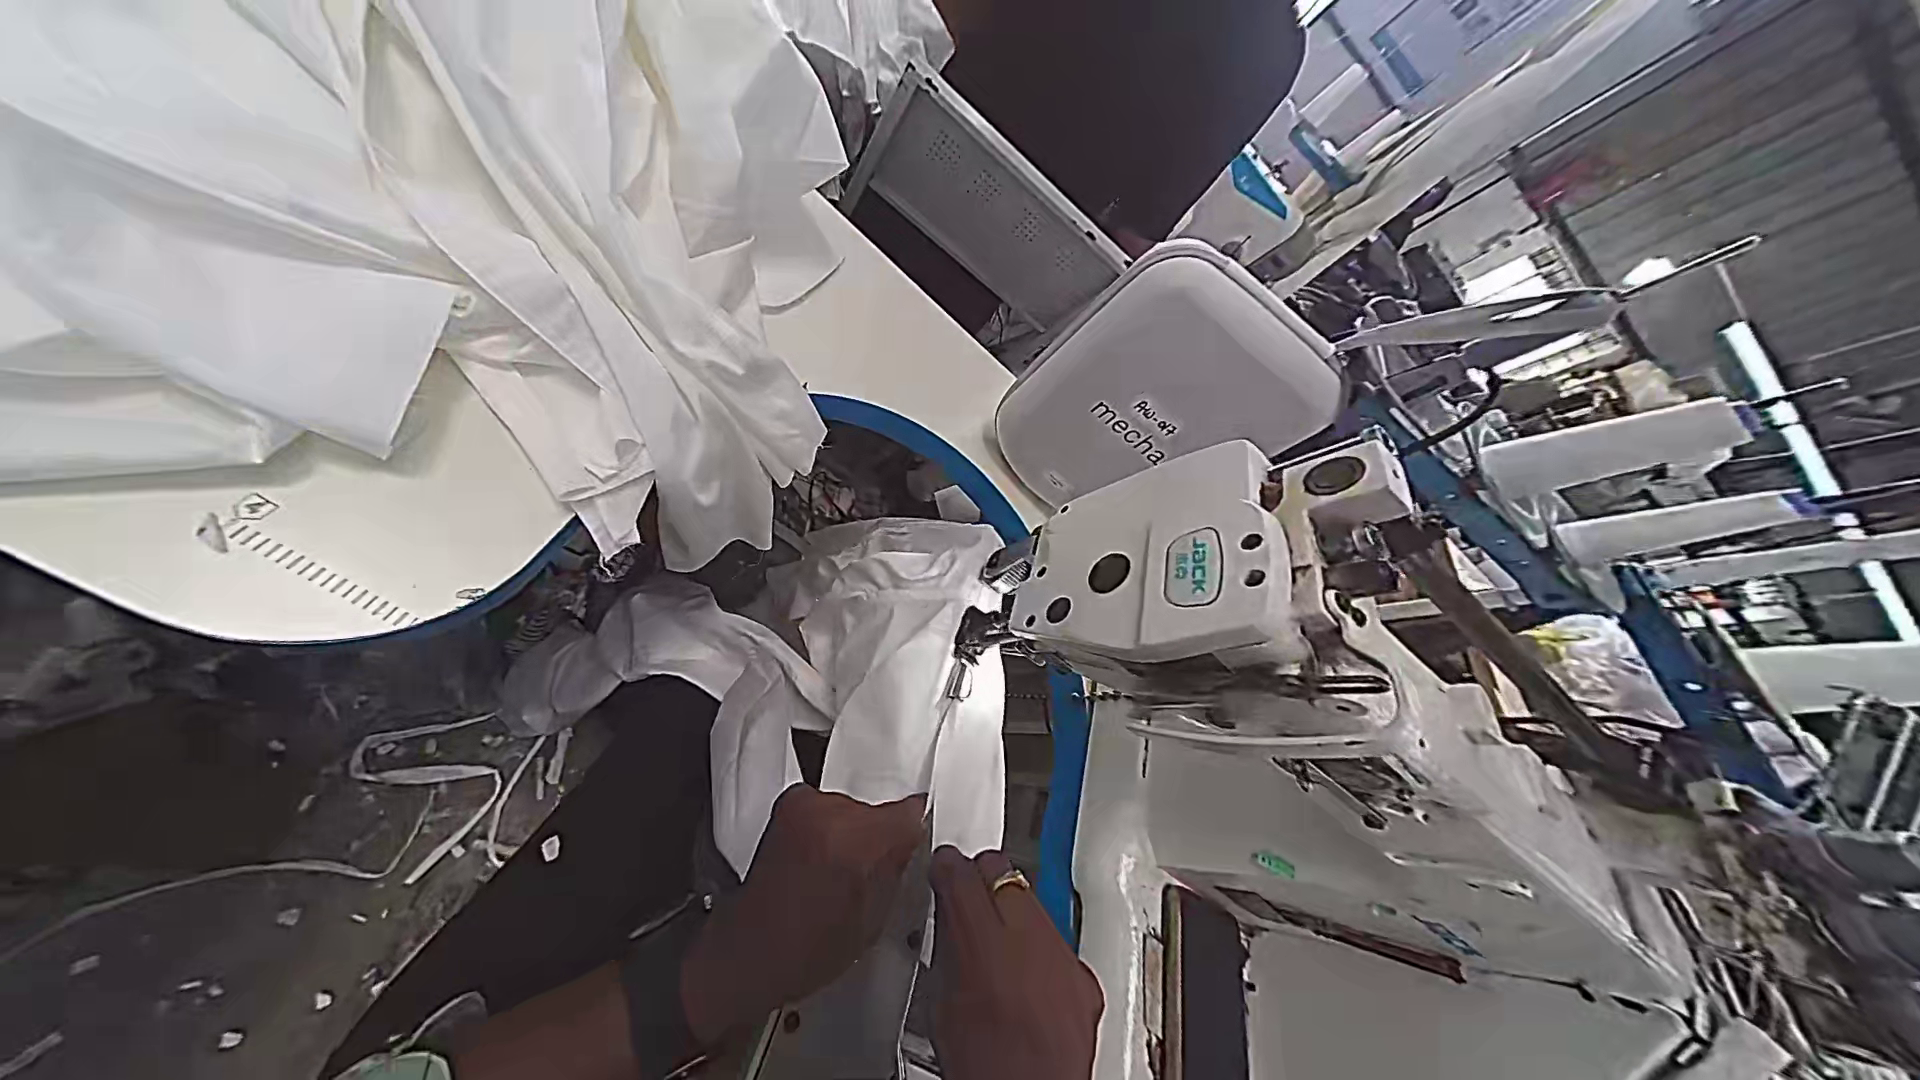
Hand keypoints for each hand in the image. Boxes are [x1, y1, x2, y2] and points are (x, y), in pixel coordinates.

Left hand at [679, 785, 926, 1043]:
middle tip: (867, 869)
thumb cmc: (800, 951)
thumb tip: (909, 842)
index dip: (913, 829)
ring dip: (851, 829)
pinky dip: (826, 822)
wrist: (746, 951)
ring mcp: (807, 806)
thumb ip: (896, 869)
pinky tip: (818, 854)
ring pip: (852, 807)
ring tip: (835, 867)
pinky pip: (825, 805)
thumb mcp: (873, 920)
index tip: (912, 836)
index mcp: (861, 843)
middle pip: (879, 811)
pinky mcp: (789, 805)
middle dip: (879, 834)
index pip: (910, 812)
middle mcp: (832, 815)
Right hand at [930, 847, 1102, 1079]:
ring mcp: (1060, 960)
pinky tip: (1026, 967)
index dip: (948, 866)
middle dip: (980, 875)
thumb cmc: (982, 1070)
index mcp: (978, 949)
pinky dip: (1039, 944)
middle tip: (966, 889)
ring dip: (1011, 905)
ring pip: (1031, 898)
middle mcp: (1025, 945)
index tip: (944, 867)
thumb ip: (945, 941)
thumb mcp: (940, 1000)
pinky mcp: (1085, 980)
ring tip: (996, 935)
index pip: (960, 873)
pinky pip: (1056, 938)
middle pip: (1001, 870)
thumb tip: (948, 905)